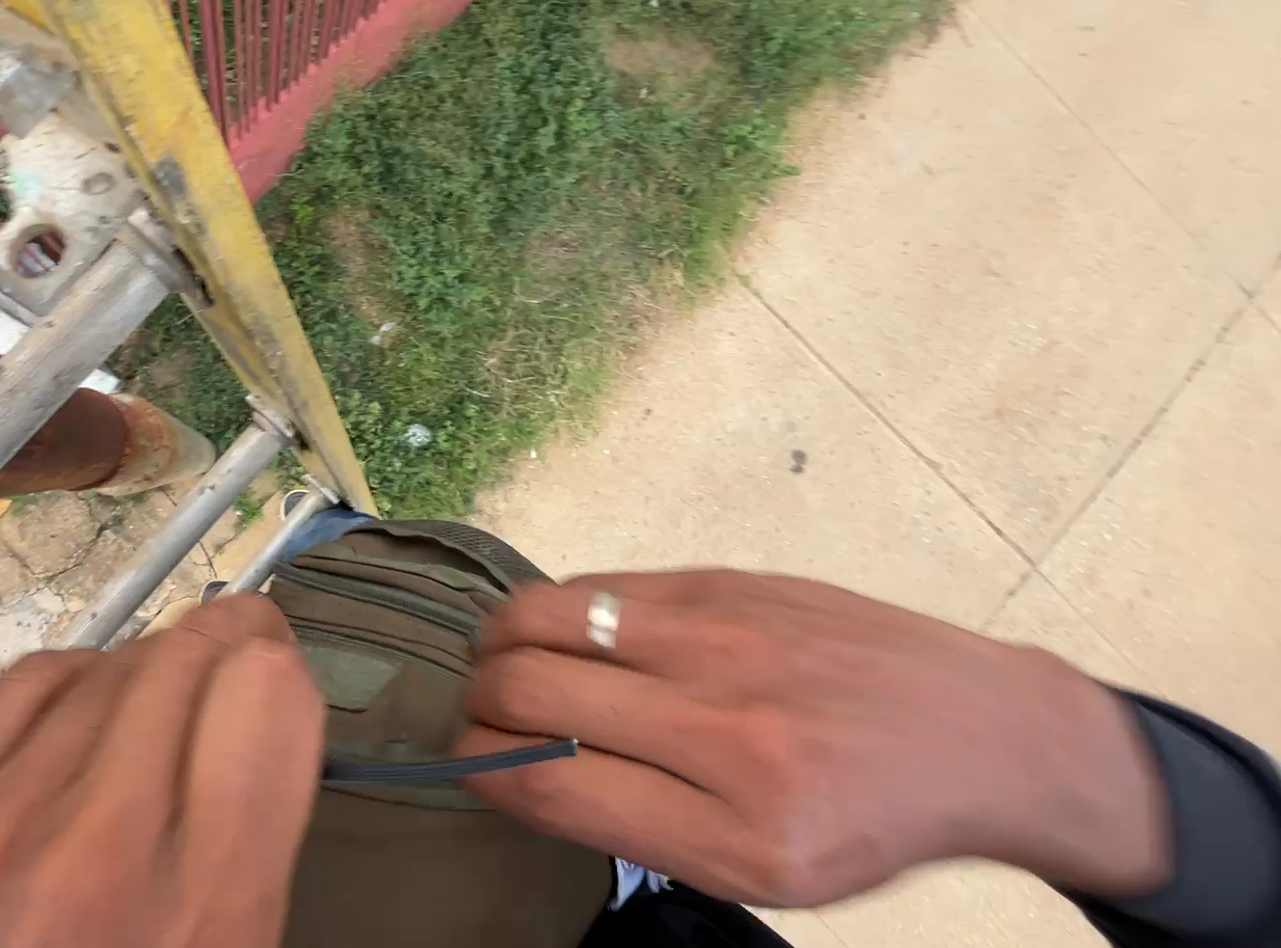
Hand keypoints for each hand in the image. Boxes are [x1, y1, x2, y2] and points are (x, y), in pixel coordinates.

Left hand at [0, 595, 325, 947]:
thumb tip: (251, 672)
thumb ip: (258, 805)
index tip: (266, 662)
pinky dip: (70, 687)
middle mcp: (91, 859)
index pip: (265, 688)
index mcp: (204, 910)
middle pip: (184, 656)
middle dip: (213, 652)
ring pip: (107, 662)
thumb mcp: (239, 941)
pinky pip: (27, 681)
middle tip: (215, 672)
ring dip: (140, 677)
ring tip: (141, 722)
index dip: (273, 663)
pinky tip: (76, 728)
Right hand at [455, 571, 1172, 906]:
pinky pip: (589, 587)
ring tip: (503, 662)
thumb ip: (633, 822)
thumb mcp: (761, 869)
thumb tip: (520, 768)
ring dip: (495, 644)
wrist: (981, 729)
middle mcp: (715, 719)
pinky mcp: (712, 578)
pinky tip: (567, 634)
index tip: (466, 762)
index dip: (479, 769)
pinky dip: (552, 614)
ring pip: (537, 616)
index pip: (548, 785)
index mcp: (734, 826)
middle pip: (525, 692)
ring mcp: (712, 631)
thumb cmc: (866, 819)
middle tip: (483, 716)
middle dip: (475, 708)